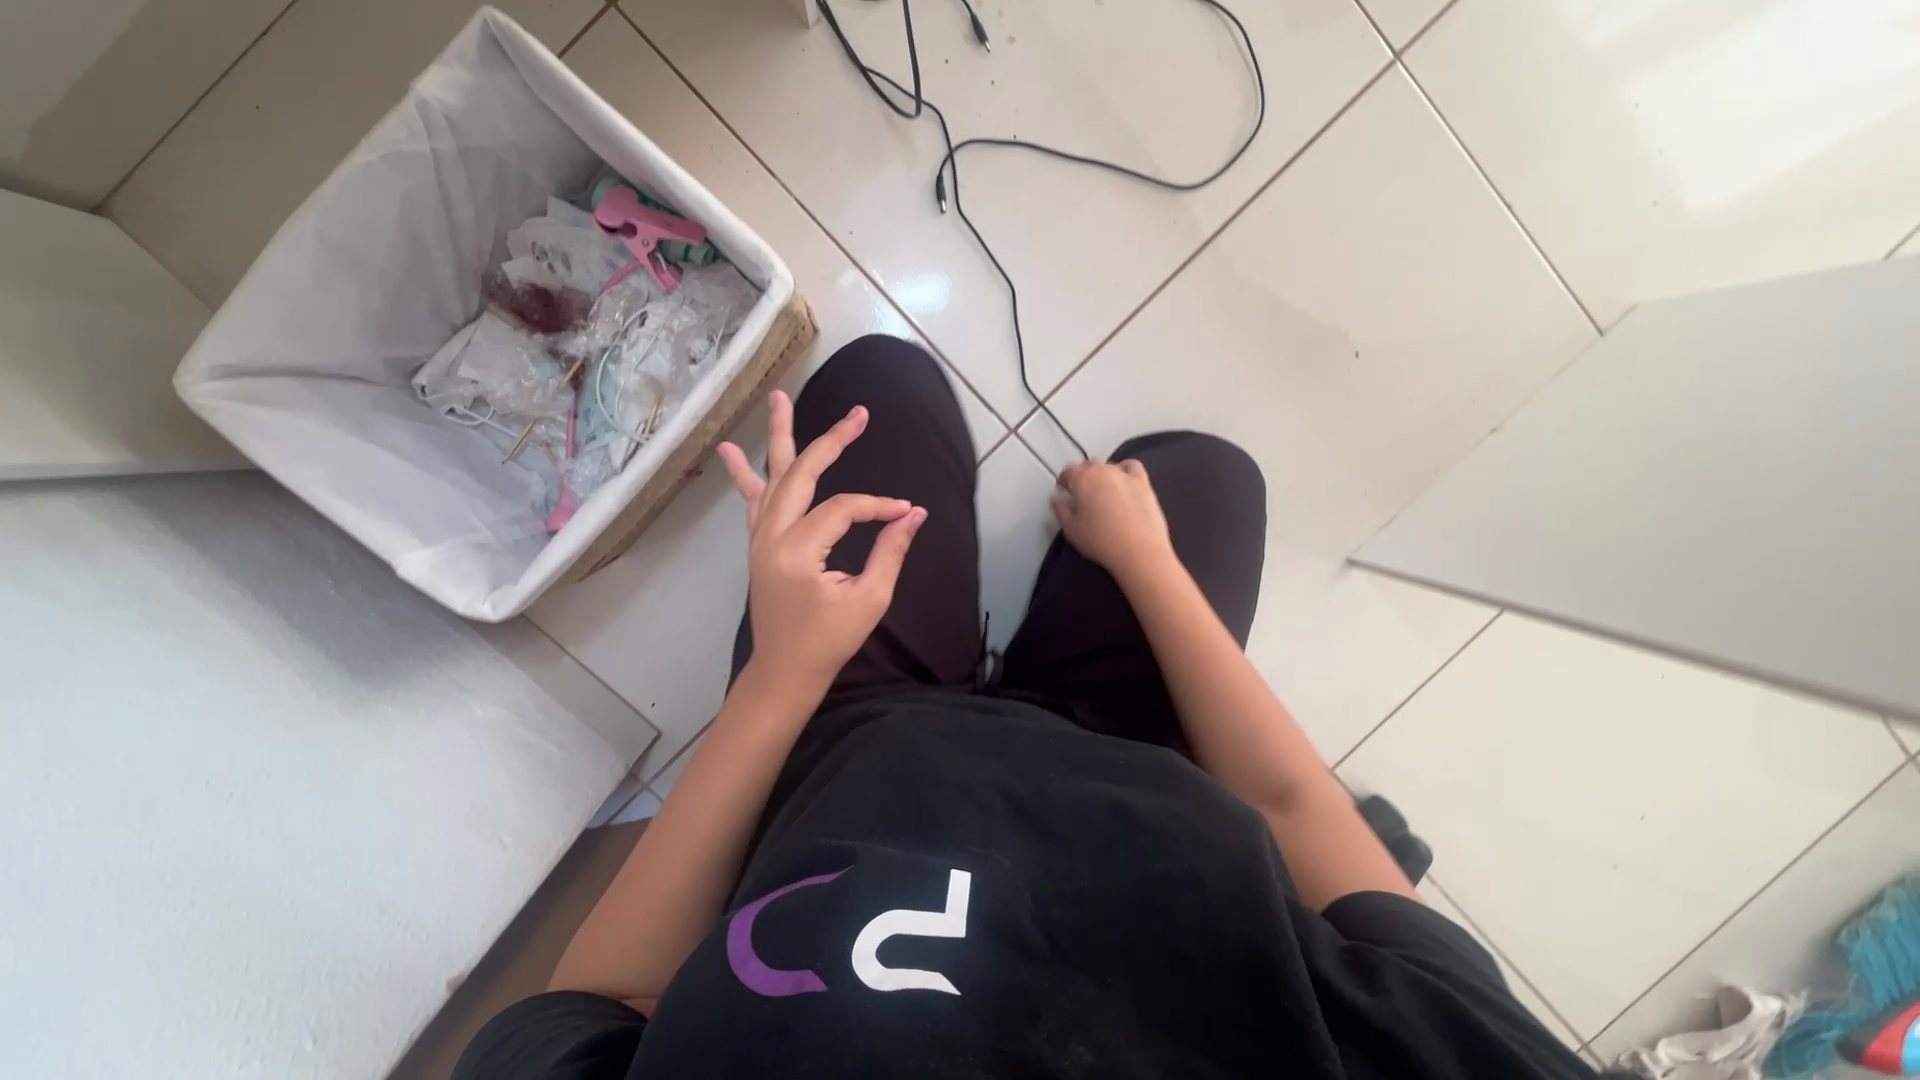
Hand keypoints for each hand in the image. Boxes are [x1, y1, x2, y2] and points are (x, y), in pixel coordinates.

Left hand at [717, 392, 927, 691]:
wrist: (785, 670)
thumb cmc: (828, 641)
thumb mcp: (869, 600)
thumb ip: (891, 553)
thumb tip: (914, 514)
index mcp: (797, 552)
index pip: (843, 508)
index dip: (878, 506)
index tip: (905, 513)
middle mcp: (772, 536)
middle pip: (802, 474)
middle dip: (833, 441)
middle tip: (859, 413)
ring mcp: (760, 539)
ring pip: (772, 478)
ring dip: (779, 438)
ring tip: (778, 398)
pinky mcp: (759, 545)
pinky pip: (754, 501)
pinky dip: (745, 475)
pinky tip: (731, 450)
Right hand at [1052, 458, 1175, 582]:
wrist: (1140, 551)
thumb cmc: (1100, 541)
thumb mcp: (1071, 530)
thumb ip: (1060, 510)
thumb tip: (1057, 498)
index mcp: (1082, 479)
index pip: (1068, 472)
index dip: (1063, 481)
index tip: (1063, 491)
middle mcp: (1103, 470)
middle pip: (1088, 465)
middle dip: (1081, 476)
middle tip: (1080, 493)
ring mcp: (1125, 475)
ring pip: (1108, 465)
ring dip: (1101, 473)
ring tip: (1101, 489)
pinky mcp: (1144, 483)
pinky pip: (1131, 467)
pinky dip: (1125, 470)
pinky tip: (1123, 481)